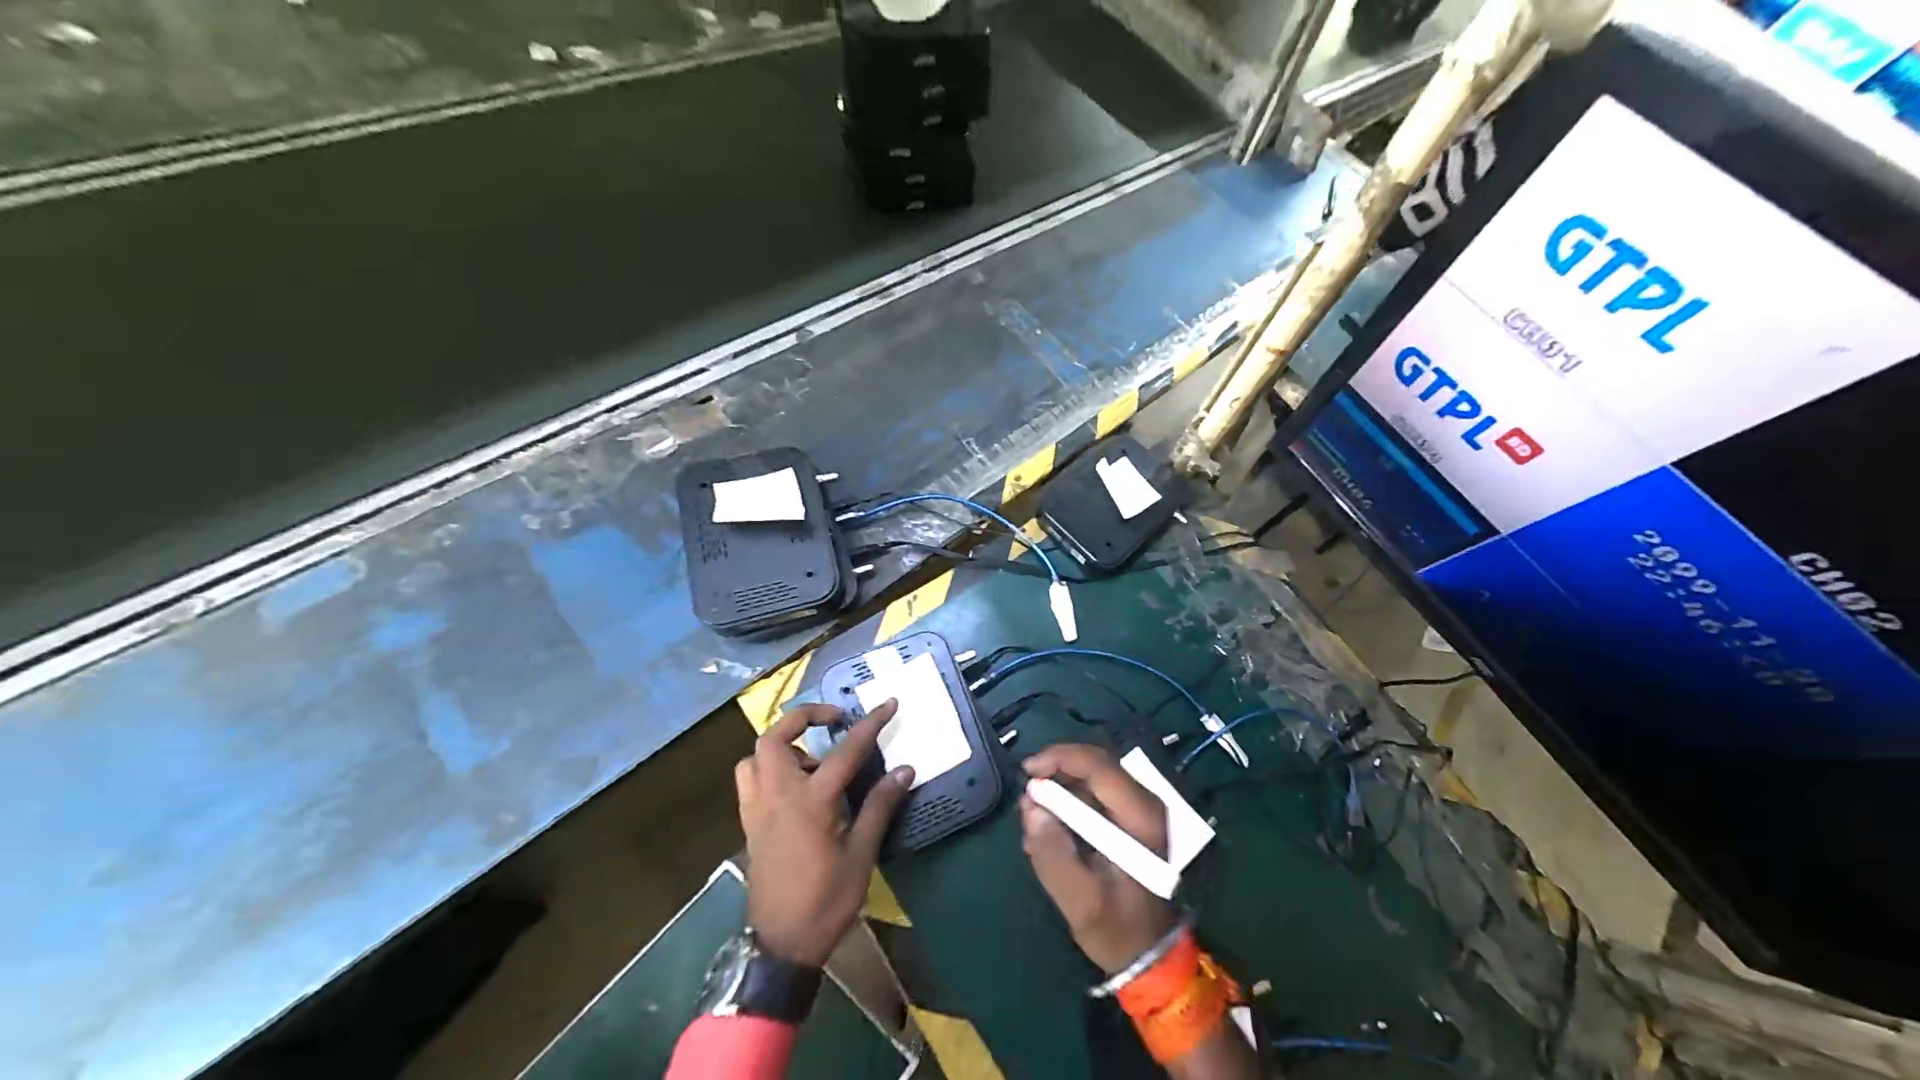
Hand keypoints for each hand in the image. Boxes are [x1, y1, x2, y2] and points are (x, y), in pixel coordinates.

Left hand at [735, 701, 913, 967]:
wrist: (782, 943)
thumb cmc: (827, 900)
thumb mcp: (862, 855)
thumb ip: (880, 806)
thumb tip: (905, 770)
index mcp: (810, 802)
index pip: (845, 751)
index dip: (870, 725)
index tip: (888, 704)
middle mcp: (777, 796)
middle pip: (775, 737)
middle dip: (803, 717)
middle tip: (834, 722)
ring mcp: (757, 809)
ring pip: (755, 757)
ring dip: (781, 744)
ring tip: (812, 757)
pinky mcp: (749, 824)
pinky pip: (750, 780)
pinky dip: (769, 768)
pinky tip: (794, 786)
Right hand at [1019, 743, 1175, 973]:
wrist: (1149, 958)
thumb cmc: (1118, 930)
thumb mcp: (1080, 900)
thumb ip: (1053, 852)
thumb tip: (1030, 806)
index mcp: (1141, 817)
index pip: (1098, 765)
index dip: (1059, 758)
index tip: (1027, 772)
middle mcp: (1145, 803)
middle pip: (1095, 764)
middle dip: (1055, 770)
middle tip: (1026, 790)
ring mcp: (1139, 810)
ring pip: (1092, 777)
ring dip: (1059, 789)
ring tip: (1034, 818)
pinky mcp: (1129, 820)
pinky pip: (1094, 794)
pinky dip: (1068, 802)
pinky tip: (1050, 829)